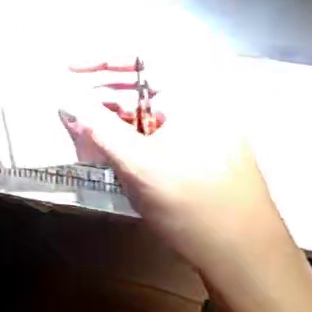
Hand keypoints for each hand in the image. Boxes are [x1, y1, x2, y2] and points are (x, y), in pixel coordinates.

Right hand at [59, 61, 311, 311]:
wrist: (246, 257)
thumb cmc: (192, 205)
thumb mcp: (137, 164)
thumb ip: (98, 128)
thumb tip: (66, 101)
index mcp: (191, 95)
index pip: (144, 54)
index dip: (104, 56)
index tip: (70, 68)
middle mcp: (198, 104)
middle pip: (143, 81)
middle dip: (101, 89)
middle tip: (69, 102)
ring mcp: (199, 131)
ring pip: (147, 110)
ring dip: (111, 116)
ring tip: (80, 132)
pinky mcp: (197, 155)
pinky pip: (156, 132)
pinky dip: (128, 136)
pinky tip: (105, 153)